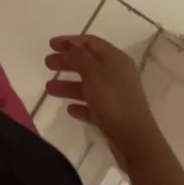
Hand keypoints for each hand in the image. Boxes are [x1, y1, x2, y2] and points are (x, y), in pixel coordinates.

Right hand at [44, 35, 163, 165]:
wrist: (136, 143)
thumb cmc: (113, 102)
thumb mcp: (93, 74)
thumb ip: (78, 56)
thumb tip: (67, 44)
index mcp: (115, 59)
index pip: (90, 42)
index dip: (69, 41)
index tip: (50, 45)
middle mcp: (117, 74)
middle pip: (87, 63)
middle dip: (66, 62)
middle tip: (47, 64)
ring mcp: (116, 96)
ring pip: (88, 85)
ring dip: (68, 85)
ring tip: (49, 89)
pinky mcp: (113, 116)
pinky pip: (93, 106)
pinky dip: (80, 105)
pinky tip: (69, 110)